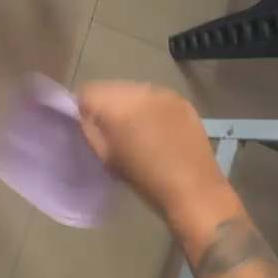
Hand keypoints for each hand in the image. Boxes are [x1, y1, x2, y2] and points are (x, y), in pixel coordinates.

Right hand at [76, 81, 229, 217]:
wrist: (194, 190)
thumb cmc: (144, 178)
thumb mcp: (104, 156)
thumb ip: (89, 129)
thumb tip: (86, 115)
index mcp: (116, 106)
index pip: (86, 92)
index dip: (83, 108)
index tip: (91, 126)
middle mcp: (139, 90)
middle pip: (110, 88)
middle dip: (107, 104)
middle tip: (113, 130)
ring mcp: (163, 93)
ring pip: (132, 90)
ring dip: (129, 104)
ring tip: (137, 129)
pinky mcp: (181, 100)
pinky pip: (154, 96)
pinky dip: (149, 107)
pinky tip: (157, 128)